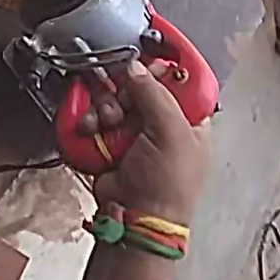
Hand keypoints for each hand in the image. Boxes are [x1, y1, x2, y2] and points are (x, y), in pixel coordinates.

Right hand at [86, 60, 208, 226]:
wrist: (133, 218)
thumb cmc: (167, 186)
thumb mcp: (171, 134)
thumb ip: (155, 95)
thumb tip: (136, 67)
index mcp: (189, 118)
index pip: (177, 78)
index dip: (159, 68)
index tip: (142, 61)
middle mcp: (161, 120)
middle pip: (138, 85)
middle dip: (124, 92)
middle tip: (122, 104)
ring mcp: (133, 129)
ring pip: (113, 98)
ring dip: (105, 108)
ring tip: (107, 124)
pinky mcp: (109, 138)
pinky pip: (95, 115)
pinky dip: (91, 120)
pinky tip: (93, 130)